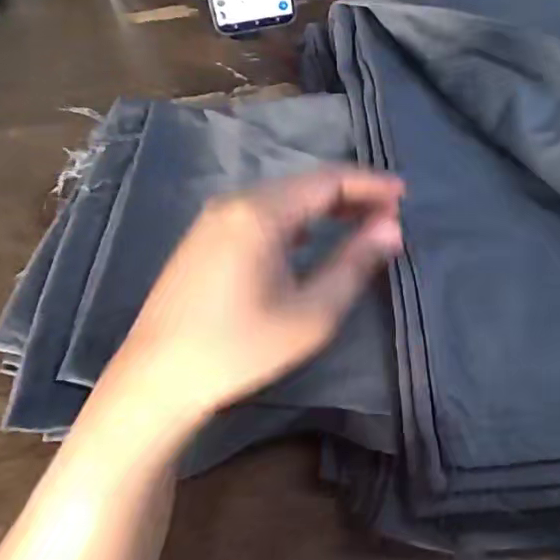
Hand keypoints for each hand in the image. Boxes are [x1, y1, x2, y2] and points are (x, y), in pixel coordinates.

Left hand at [99, 166, 403, 427]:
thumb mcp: (311, 314)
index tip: (404, 194)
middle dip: (350, 195)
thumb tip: (391, 230)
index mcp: (261, 212)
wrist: (156, 379)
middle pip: (304, 184)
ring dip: (323, 207)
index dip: (369, 184)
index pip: (328, 181)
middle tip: (389, 212)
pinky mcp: (203, 238)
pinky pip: (260, 213)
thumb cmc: (240, 348)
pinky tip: (308, 238)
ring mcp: (213, 219)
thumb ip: (354, 265)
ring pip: (282, 198)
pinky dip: (295, 219)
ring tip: (359, 223)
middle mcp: (235, 203)